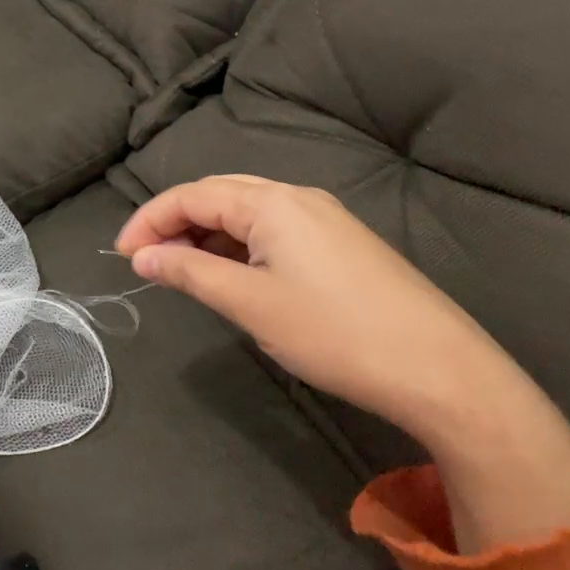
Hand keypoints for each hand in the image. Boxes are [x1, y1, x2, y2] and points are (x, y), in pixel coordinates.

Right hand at [117, 176, 569, 553]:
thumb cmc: (336, 332)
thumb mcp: (249, 304)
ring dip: (206, 235)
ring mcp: (326, 220)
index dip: (148, 221)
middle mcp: (298, 197)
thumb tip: (143, 258)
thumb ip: (188, 273)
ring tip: (182, 270)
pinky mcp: (344, 245)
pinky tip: (233, 275)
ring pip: (246, 212)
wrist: (446, 374)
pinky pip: (274, 230)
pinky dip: (239, 246)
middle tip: (146, 259)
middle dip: (174, 222)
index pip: (191, 195)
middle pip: (217, 194)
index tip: (122, 255)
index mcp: (271, 201)